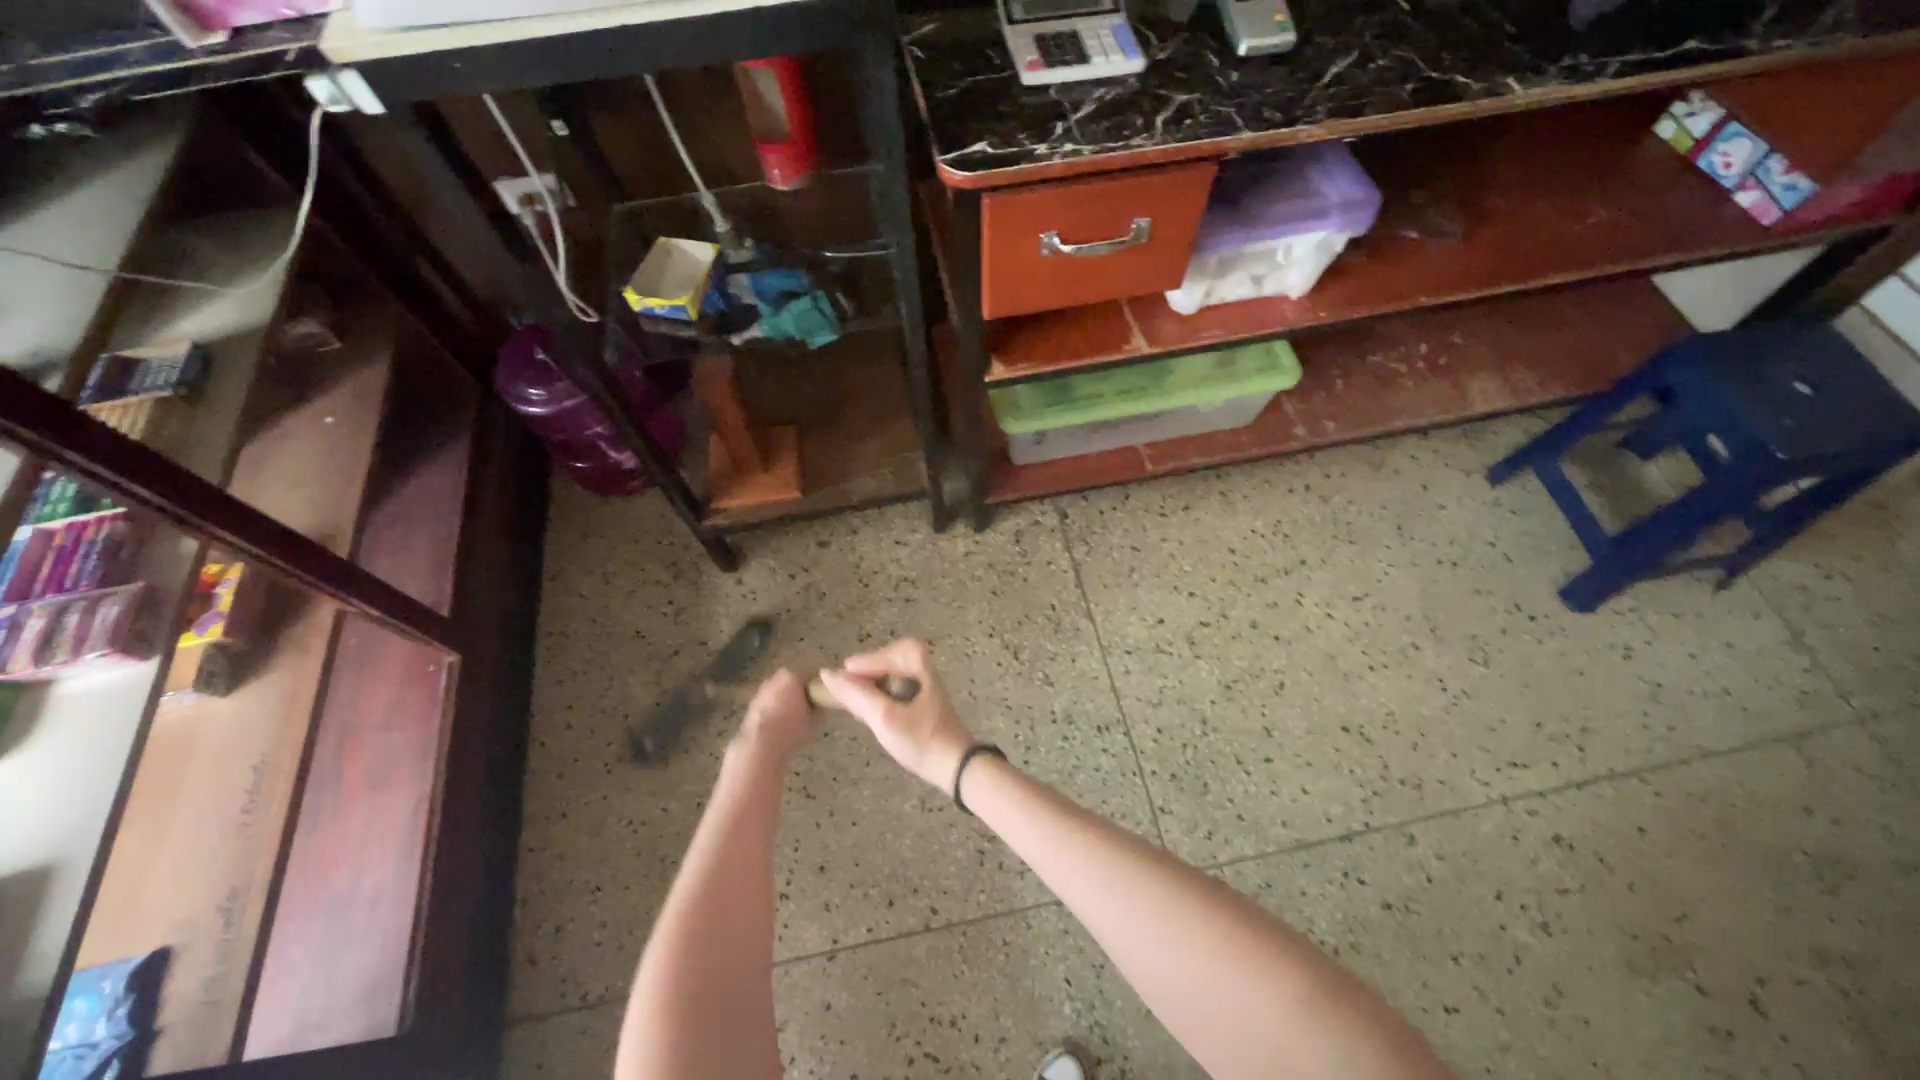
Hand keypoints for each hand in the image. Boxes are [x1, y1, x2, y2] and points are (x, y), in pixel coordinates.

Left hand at [734, 669, 815, 762]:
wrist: (760, 747)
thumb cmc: (791, 730)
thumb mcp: (816, 721)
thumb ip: (820, 708)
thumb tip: (819, 704)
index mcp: (792, 677)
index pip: (811, 676)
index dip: (818, 688)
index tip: (822, 699)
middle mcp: (774, 678)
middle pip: (793, 682)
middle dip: (800, 692)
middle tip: (808, 709)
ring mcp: (761, 691)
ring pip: (779, 692)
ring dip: (785, 700)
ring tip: (793, 718)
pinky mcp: (751, 704)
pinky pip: (769, 702)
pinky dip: (774, 709)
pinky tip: (779, 724)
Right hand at [818, 639, 974, 790]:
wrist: (956, 764)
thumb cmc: (920, 739)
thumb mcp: (883, 717)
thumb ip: (855, 694)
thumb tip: (826, 674)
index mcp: (913, 658)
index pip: (866, 659)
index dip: (851, 678)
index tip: (840, 698)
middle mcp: (919, 661)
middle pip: (875, 664)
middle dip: (861, 684)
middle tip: (851, 706)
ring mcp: (921, 678)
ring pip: (882, 677)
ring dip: (870, 694)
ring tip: (863, 715)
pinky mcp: (922, 694)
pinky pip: (892, 688)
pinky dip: (880, 700)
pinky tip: (877, 718)